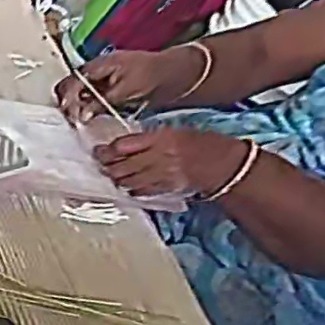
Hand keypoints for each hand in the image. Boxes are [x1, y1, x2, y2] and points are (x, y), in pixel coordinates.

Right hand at [55, 48, 203, 120]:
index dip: (67, 97)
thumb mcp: (126, 89)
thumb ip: (101, 102)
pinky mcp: (99, 92)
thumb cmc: (153, 74)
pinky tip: (87, 117)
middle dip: (66, 103)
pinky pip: (82, 102)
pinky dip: (81, 111)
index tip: (71, 111)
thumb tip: (81, 115)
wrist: (172, 73)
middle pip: (67, 88)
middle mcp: (94, 72)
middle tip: (73, 117)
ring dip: (73, 109)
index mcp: (100, 65)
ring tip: (80, 120)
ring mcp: (95, 82)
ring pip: (72, 96)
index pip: (72, 81)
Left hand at [94, 128, 249, 197]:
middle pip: (119, 166)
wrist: (224, 164)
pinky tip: (133, 183)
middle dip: (107, 167)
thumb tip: (119, 147)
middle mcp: (159, 156)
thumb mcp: (176, 133)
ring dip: (117, 179)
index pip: (123, 146)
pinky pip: (136, 191)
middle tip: (104, 165)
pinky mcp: (162, 188)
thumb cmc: (201, 144)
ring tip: (118, 174)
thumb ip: (148, 140)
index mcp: (163, 138)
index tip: (100, 151)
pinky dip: (130, 188)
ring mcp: (160, 174)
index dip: (107, 150)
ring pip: (124, 181)